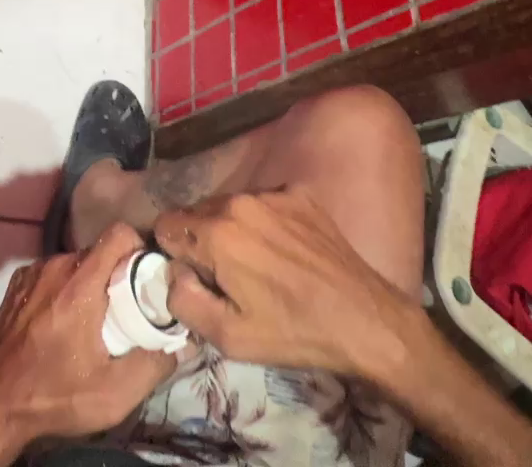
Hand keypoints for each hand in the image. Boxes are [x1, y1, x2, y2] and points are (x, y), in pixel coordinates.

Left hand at [0, 222, 178, 443]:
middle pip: (99, 251)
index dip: (139, 248)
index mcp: (80, 284)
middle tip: (126, 309)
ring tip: (95, 320)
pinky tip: (64, 321)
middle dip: (117, 274)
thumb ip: (155, 363)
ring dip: (90, 283)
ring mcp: (32, 273)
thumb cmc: (54, 396)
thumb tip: (184, 341)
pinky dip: (65, 288)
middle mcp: (55, 267)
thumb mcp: (114, 392)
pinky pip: (54, 273)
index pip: (119, 234)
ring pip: (76, 262)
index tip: (148, 277)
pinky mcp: (18, 284)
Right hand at [156, 189, 426, 385]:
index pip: (165, 224)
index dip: (172, 252)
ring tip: (257, 265)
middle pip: (195, 213)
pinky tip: (282, 252)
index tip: (193, 275)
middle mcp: (238, 203)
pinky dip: (262, 222)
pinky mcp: (297, 195)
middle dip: (200, 240)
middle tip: (225, 276)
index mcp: (216, 234)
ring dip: (230, 230)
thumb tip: (171, 272)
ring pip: (227, 206)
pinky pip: (260, 203)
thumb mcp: (228, 337)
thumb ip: (182, 300)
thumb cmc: (293, 333)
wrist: (366, 320)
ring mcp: (270, 195)